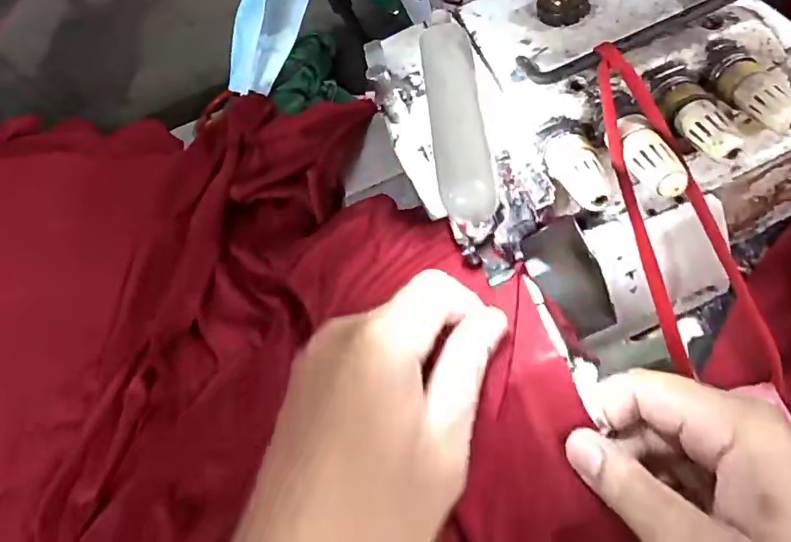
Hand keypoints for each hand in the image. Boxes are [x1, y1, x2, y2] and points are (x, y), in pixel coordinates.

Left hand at [234, 269, 509, 541]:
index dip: (468, 307)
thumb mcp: (443, 444)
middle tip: (453, 396)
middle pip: (407, 305)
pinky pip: (354, 347)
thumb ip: (468, 367)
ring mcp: (314, 349)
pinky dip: (379, 365)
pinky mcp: (301, 373)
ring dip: (409, 353)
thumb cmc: (381, 507)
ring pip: (382, 326)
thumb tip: (489, 318)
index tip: (483, 347)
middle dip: (439, 336)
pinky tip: (380, 418)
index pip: (435, 284)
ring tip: (416, 416)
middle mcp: (341, 327)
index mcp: (378, 336)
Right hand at [564, 370, 790, 541]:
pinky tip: (648, 516)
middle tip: (582, 485)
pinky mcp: (765, 488)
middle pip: (659, 414)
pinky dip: (670, 491)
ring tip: (611, 504)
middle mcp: (746, 423)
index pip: (644, 388)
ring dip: (641, 472)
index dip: (600, 410)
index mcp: (736, 422)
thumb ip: (632, 490)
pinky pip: (700, 472)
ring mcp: (758, 456)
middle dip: (618, 445)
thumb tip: (572, 441)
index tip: (564, 447)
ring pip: (675, 445)